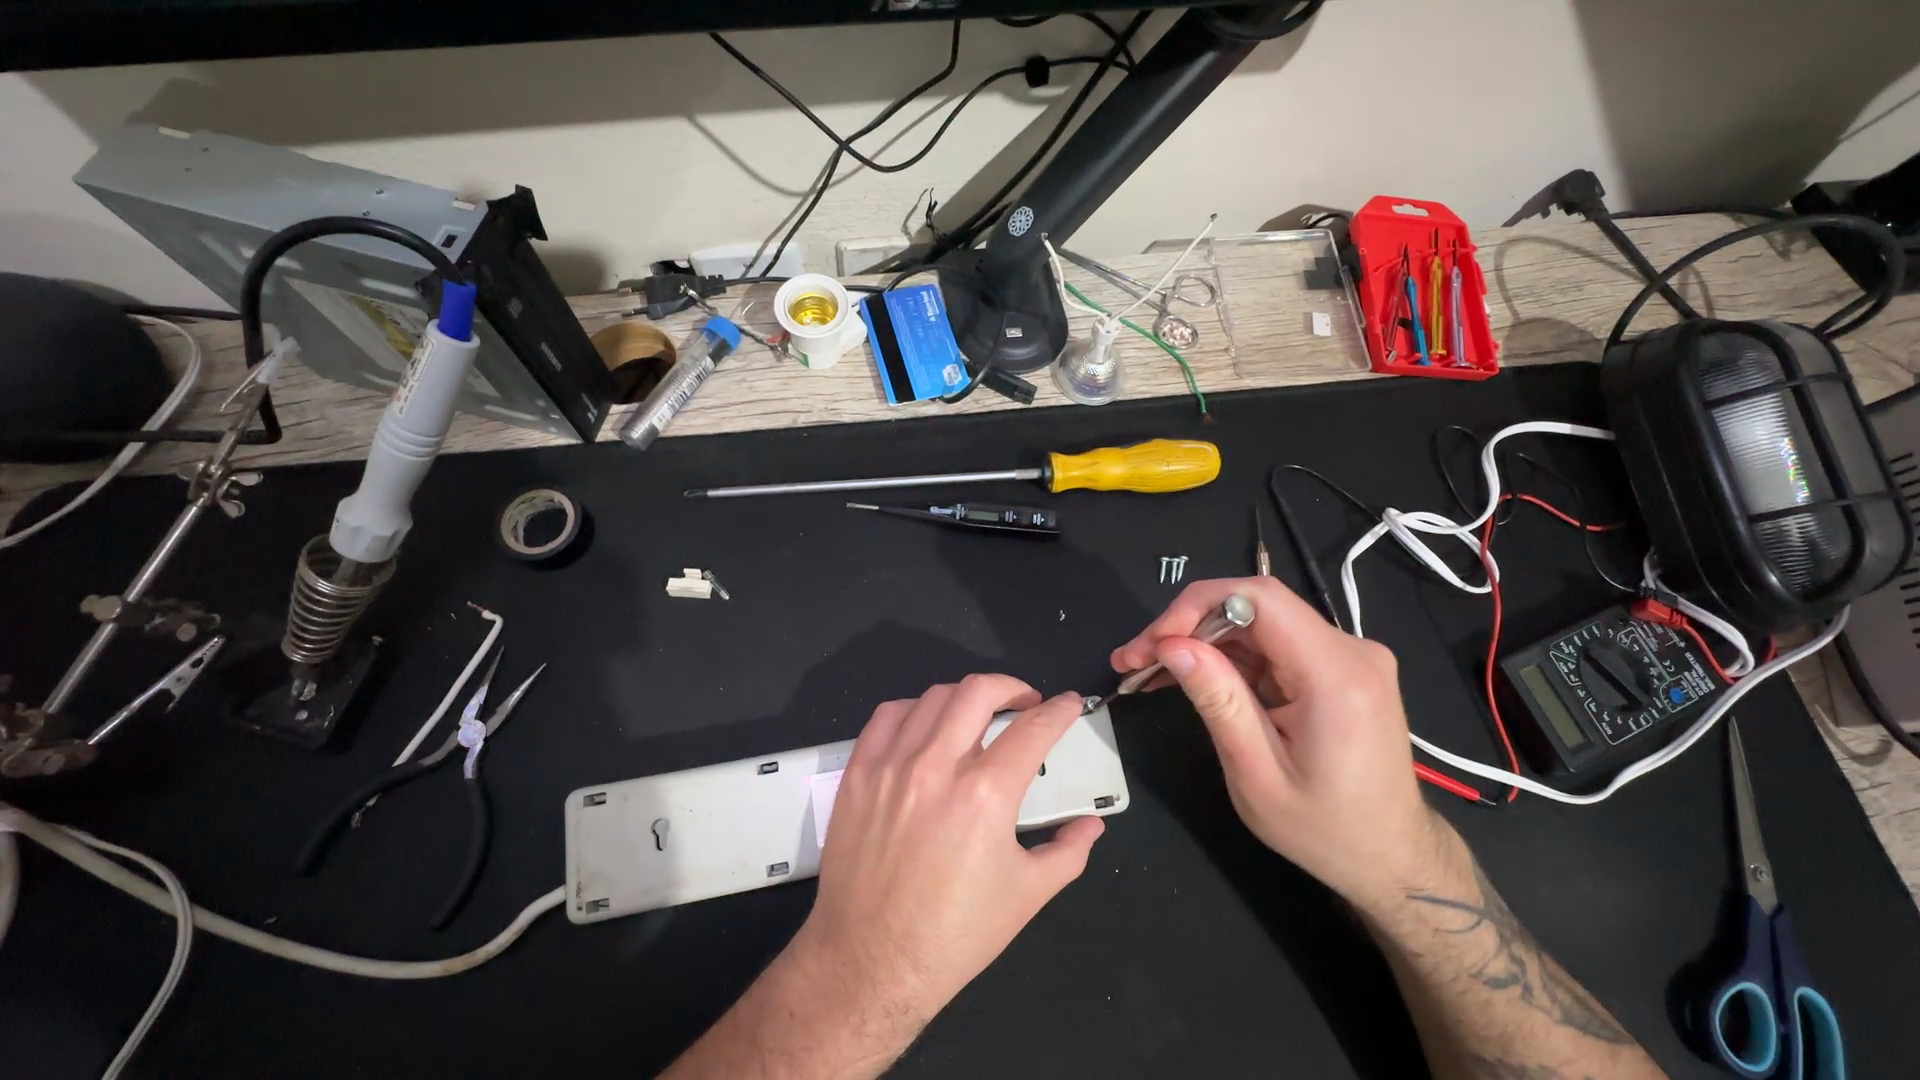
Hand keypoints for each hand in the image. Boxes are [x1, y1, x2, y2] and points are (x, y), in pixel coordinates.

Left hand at [791, 676, 1105, 1030]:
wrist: (871, 962)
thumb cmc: (955, 934)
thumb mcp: (1027, 895)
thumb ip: (1067, 851)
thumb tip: (1091, 825)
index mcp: (985, 795)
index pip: (1033, 729)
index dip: (1059, 711)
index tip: (1067, 705)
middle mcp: (937, 767)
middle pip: (979, 691)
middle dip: (1013, 687)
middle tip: (1025, 702)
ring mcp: (891, 766)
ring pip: (933, 697)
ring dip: (965, 697)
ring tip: (978, 715)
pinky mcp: (858, 774)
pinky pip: (887, 716)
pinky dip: (914, 709)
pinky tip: (926, 725)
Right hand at [1110, 576, 1444, 908]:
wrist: (1389, 856)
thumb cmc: (1324, 830)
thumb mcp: (1257, 774)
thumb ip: (1218, 701)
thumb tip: (1172, 646)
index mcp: (1337, 676)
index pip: (1260, 599)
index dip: (1196, 606)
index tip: (1152, 643)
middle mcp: (1351, 651)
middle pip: (1253, 609)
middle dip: (1186, 628)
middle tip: (1132, 661)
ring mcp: (1348, 656)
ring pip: (1257, 626)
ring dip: (1199, 644)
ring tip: (1146, 672)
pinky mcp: (1337, 667)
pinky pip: (1272, 646)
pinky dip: (1226, 659)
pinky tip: (1187, 678)